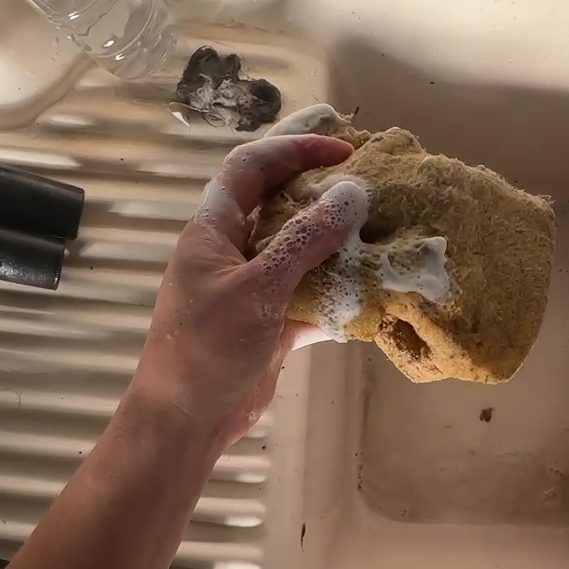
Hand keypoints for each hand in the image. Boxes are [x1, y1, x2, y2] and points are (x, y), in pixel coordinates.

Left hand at [128, 132, 367, 450]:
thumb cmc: (208, 347)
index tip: (344, 150)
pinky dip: (335, 296)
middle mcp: (233, 253)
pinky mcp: (269, 325)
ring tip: (381, 235)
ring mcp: (252, 290)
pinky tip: (368, 296)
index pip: (252, 168)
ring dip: (336, 246)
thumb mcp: (258, 288)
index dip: (295, 148)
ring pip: (299, 254)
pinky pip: (308, 298)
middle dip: (323, 193)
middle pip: (281, 206)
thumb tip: (351, 194)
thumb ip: (304, 241)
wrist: (188, 419)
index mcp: (214, 231)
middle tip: (372, 186)